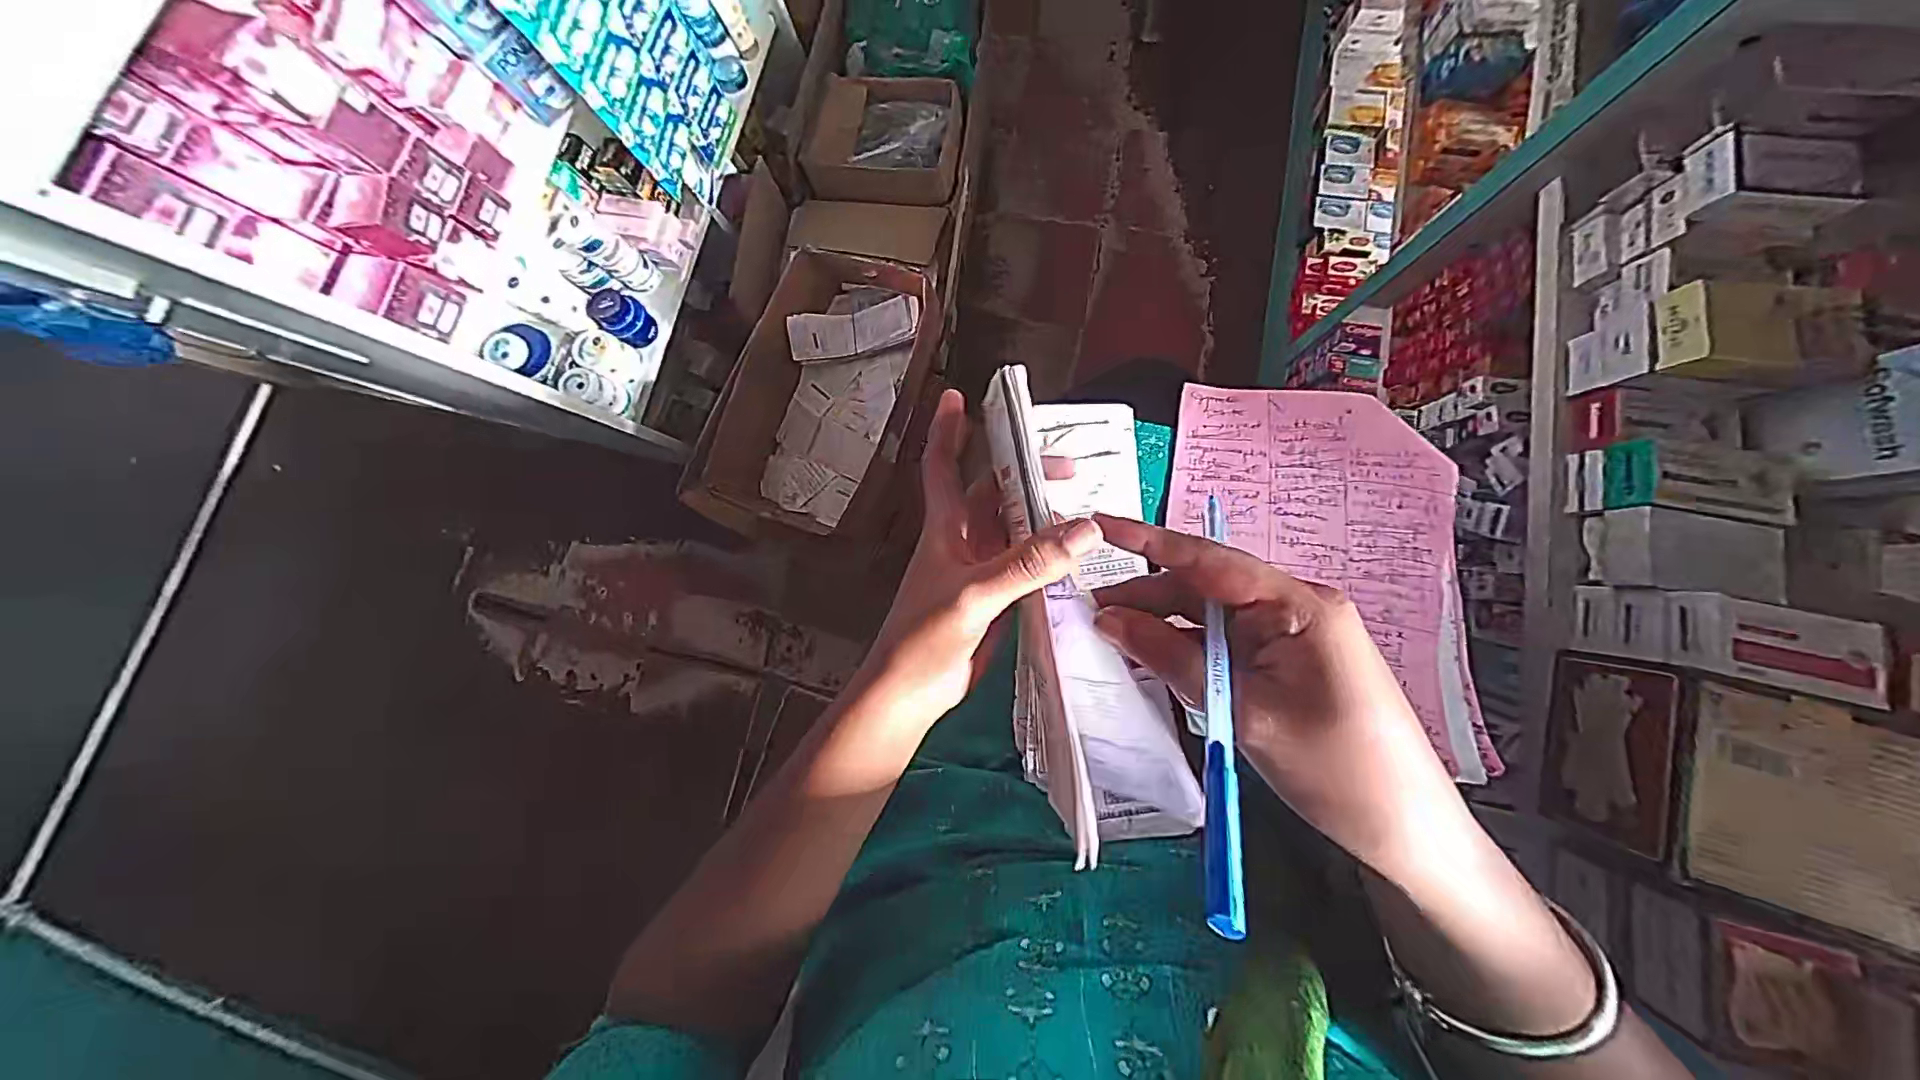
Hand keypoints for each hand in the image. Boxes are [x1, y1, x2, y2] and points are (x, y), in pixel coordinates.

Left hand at [860, 389, 1102, 725]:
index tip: (957, 397)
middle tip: (1068, 469)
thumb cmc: (921, 639)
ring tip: (1082, 508)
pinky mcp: (997, 599)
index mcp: (945, 530)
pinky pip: (1028, 565)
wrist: (911, 693)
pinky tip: (1074, 557)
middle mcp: (963, 543)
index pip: (943, 466)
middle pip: (994, 493)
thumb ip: (1027, 563)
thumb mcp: (975, 594)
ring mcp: (981, 571)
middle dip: (1026, 474)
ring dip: (1043, 516)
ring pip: (1016, 529)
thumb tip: (1081, 530)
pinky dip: (1050, 556)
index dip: (948, 430)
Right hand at [1089, 515, 1471, 876]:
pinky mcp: (1284, 663)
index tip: (1099, 526)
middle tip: (1089, 609)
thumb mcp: (1244, 711)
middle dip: (1146, 595)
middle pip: (1204, 588)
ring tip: (1111, 635)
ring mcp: (1289, 636)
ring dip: (1162, 625)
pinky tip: (1152, 658)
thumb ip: (1173, 658)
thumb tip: (1111, 620)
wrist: (1405, 832)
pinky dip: (1185, 650)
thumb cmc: (1338, 769)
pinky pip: (1223, 644)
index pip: (1208, 559)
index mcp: (1297, 604)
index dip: (1147, 541)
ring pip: (1210, 617)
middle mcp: (1293, 608)